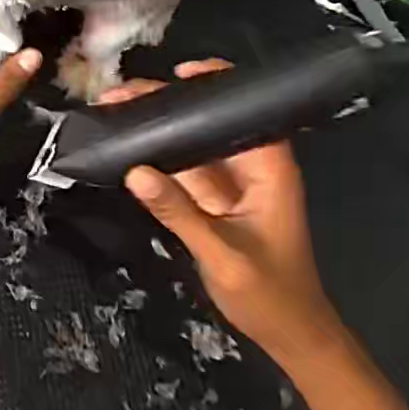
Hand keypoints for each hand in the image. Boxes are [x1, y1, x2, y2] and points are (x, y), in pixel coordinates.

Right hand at [107, 61, 343, 353]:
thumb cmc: (271, 295)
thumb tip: (136, 172)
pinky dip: (159, 154)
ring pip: (193, 141)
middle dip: (171, 102)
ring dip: (159, 125)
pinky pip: (184, 167)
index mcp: (269, 168)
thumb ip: (180, 213)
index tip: (181, 73)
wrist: (289, 336)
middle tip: (124, 93)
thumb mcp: (224, 256)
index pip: (249, 109)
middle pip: (211, 120)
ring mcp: (231, 182)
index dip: (219, 83)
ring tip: (118, 109)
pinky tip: (129, 143)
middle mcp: (251, 165)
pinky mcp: (214, 199)